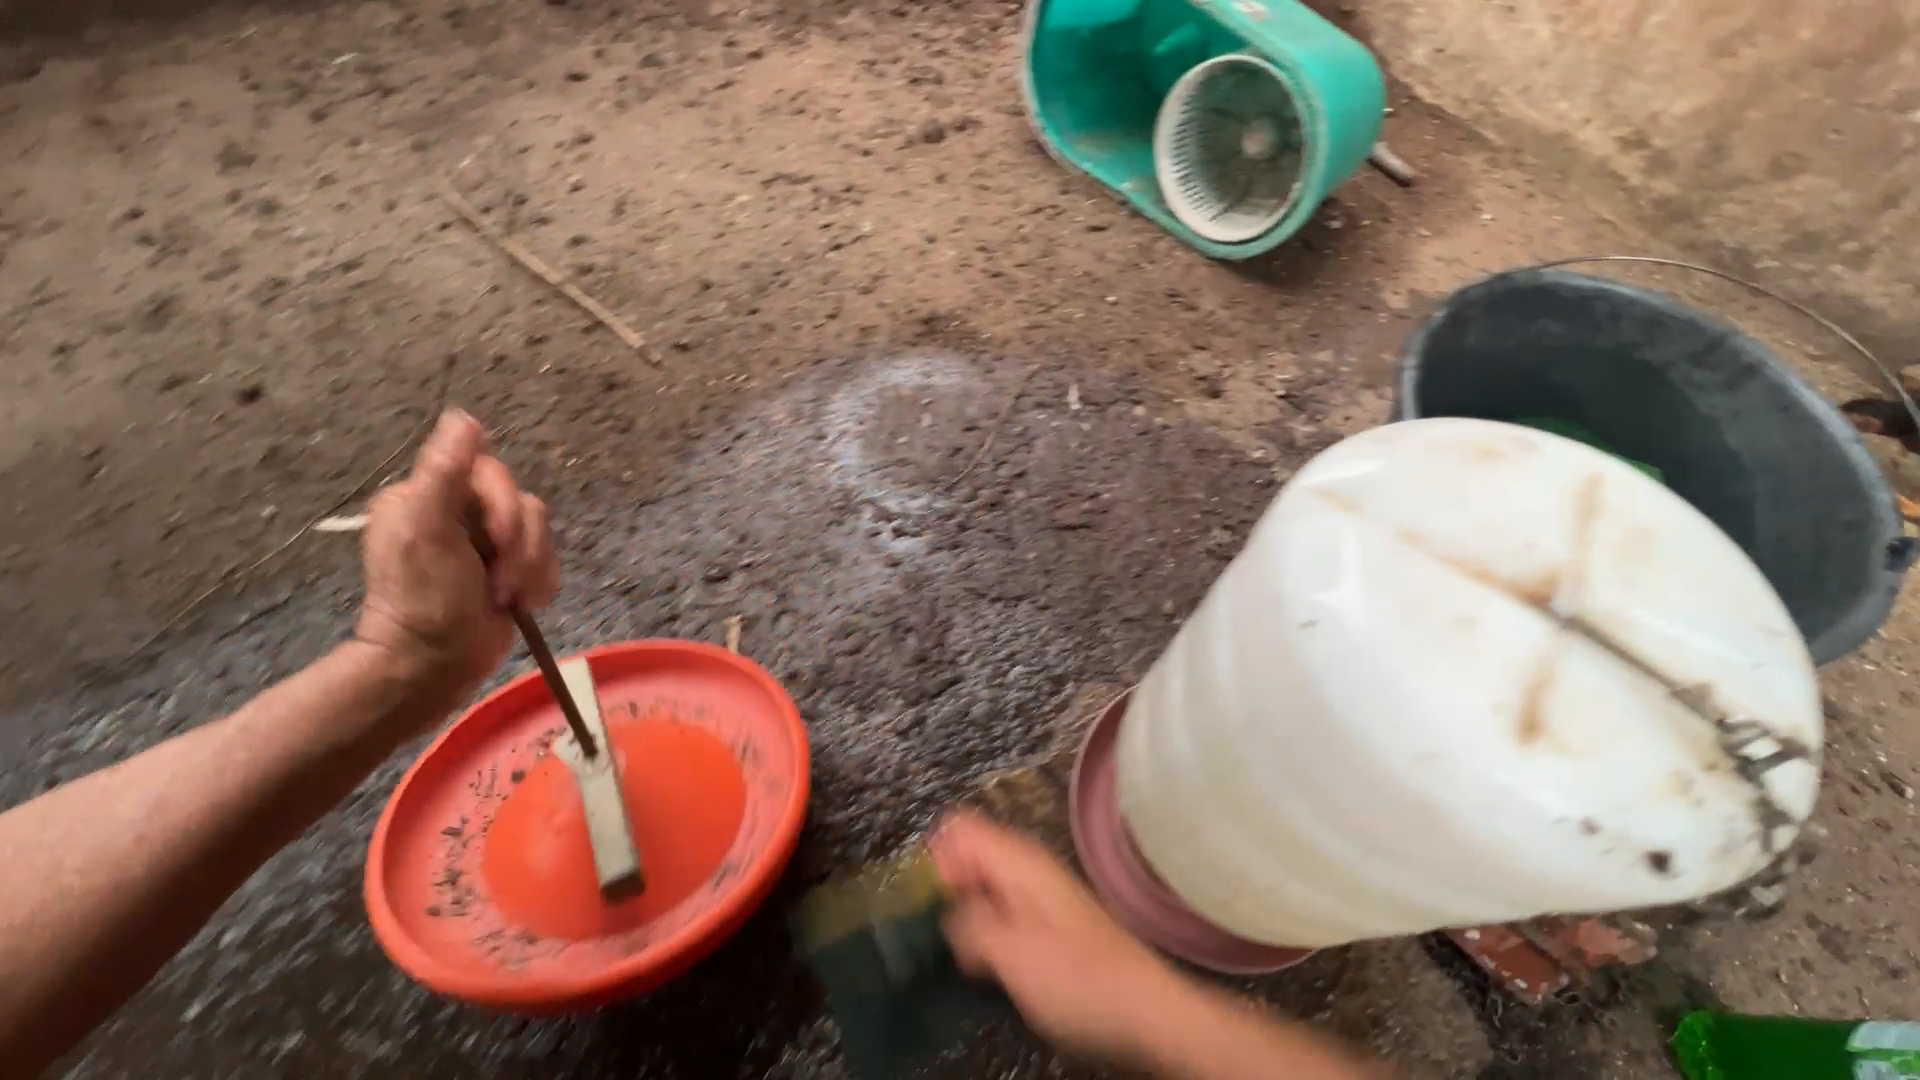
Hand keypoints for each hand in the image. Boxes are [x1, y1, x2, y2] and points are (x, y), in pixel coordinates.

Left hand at [353, 410, 557, 720]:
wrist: (437, 664)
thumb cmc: (425, 600)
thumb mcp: (427, 532)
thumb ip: (443, 472)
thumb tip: (464, 417)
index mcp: (430, 496)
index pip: (491, 473)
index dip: (504, 508)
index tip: (494, 543)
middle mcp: (459, 512)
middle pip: (523, 505)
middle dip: (520, 549)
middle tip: (499, 585)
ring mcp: (487, 543)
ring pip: (541, 533)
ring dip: (531, 570)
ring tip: (508, 601)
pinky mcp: (511, 569)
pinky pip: (548, 560)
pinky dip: (540, 584)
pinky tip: (522, 605)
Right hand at [932, 810, 1193, 1067]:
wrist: (1148, 1014)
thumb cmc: (1079, 980)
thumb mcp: (1012, 954)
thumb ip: (970, 925)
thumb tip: (948, 915)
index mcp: (1018, 861)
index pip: (960, 826)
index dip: (935, 858)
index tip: (927, 902)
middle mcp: (1029, 868)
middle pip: (970, 856)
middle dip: (946, 889)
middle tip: (937, 936)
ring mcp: (1041, 897)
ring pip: (985, 888)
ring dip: (965, 916)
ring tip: (960, 957)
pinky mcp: (1049, 926)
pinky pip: (1003, 914)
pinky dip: (988, 933)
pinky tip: (988, 967)